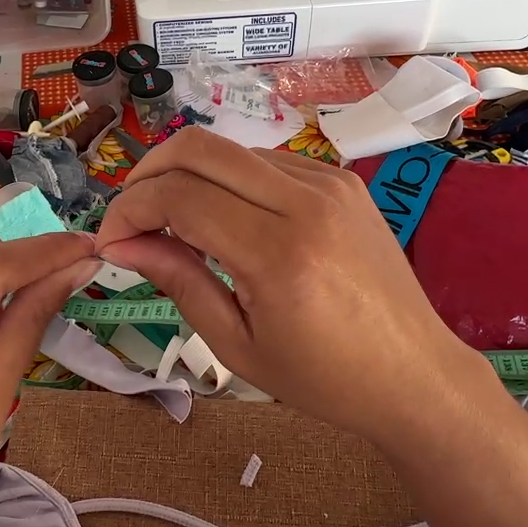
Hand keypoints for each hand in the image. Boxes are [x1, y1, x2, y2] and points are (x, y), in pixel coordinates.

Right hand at [93, 127, 488, 448]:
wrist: (416, 374)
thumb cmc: (324, 378)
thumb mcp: (237, 346)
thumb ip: (178, 281)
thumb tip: (122, 244)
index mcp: (279, 253)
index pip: (180, 196)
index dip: (130, 210)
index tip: (111, 241)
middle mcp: (305, 200)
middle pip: (198, 147)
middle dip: (147, 173)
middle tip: (130, 217)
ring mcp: (329, 181)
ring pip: (229, 148)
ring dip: (187, 175)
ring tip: (174, 224)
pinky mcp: (341, 178)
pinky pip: (265, 160)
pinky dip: (228, 179)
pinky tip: (225, 219)